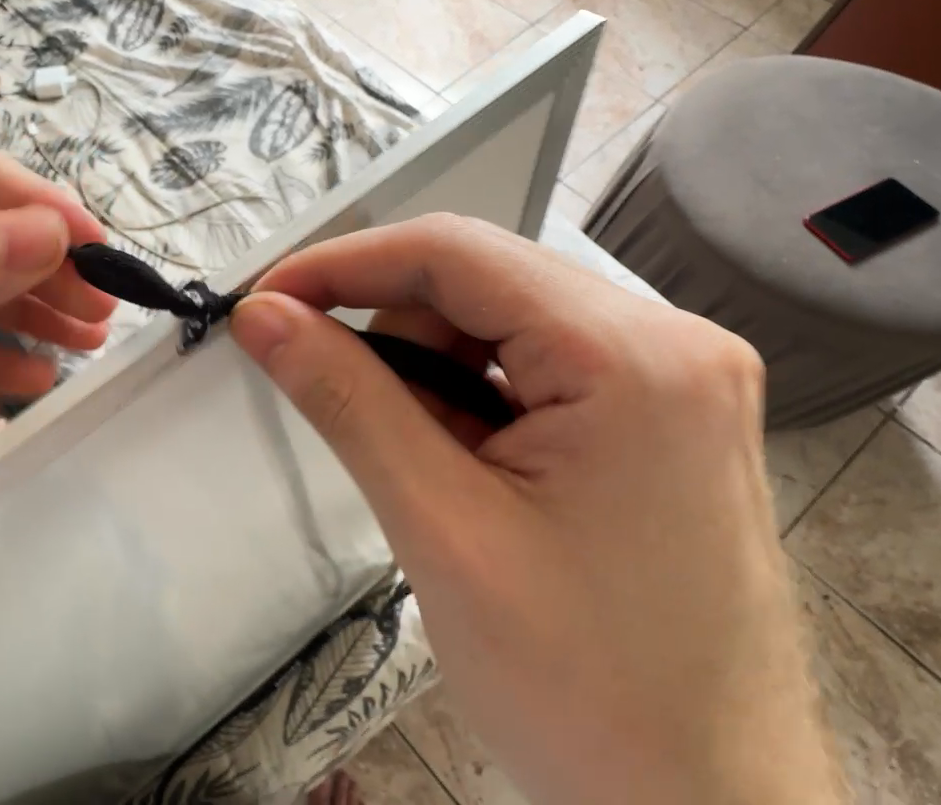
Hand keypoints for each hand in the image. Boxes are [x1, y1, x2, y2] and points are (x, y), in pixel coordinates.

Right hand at [229, 216, 842, 804]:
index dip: (342, 264)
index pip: (456, 252)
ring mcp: (677, 380)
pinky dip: (472, 397)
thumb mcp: (441, 529)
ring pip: (503, 322)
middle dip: (388, 326)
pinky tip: (459, 464)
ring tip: (415, 462)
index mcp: (635, 355)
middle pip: (483, 281)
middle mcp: (672, 342)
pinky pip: (538, 367)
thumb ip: (347, 401)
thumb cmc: (584, 689)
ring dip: (429, 370)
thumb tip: (263, 317)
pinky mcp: (664, 418)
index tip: (263, 303)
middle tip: (328, 393)